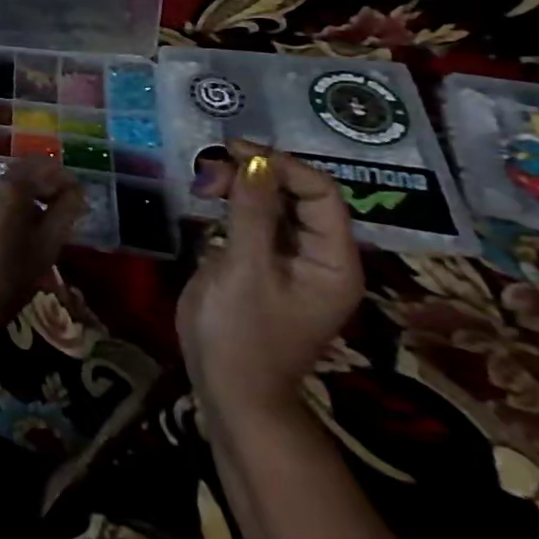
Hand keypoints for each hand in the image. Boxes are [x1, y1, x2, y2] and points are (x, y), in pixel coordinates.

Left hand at [0, 157, 85, 333]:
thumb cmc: (13, 273)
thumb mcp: (48, 243)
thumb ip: (65, 210)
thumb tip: (77, 190)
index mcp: (11, 187)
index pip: (48, 169)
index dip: (69, 181)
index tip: (83, 201)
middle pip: (29, 169)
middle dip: (52, 183)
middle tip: (70, 208)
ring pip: (16, 180)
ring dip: (37, 191)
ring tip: (54, 219)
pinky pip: (3, 191)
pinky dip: (20, 198)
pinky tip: (31, 223)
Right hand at [177, 140, 363, 423]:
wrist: (228, 388)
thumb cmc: (242, 334)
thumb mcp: (245, 270)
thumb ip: (252, 214)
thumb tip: (254, 161)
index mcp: (333, 260)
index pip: (321, 194)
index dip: (282, 166)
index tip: (233, 151)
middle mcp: (318, 256)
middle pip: (298, 196)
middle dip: (259, 174)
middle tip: (211, 166)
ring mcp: (287, 261)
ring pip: (273, 207)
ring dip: (242, 186)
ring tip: (205, 179)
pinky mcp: (259, 266)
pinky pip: (254, 223)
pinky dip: (233, 205)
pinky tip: (208, 198)